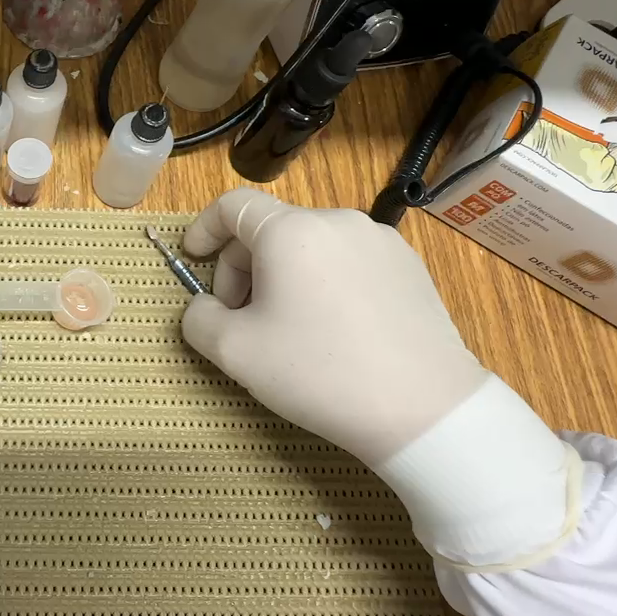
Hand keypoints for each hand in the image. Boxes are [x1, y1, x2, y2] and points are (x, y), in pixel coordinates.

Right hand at [179, 189, 487, 465]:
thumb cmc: (317, 372)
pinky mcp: (408, 267)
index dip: (203, 228)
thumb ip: (198, 318)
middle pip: (269, 228)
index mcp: (291, 231)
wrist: (423, 410)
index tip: (193, 260)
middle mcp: (337, 221)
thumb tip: (204, 307)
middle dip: (241, 268)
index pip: (232, 205)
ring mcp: (380, 241)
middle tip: (239, 319)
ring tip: (284, 328)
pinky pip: (344, 261)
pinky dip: (320, 282)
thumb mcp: (234, 351)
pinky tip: (329, 330)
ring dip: (280, 277)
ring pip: (307, 246)